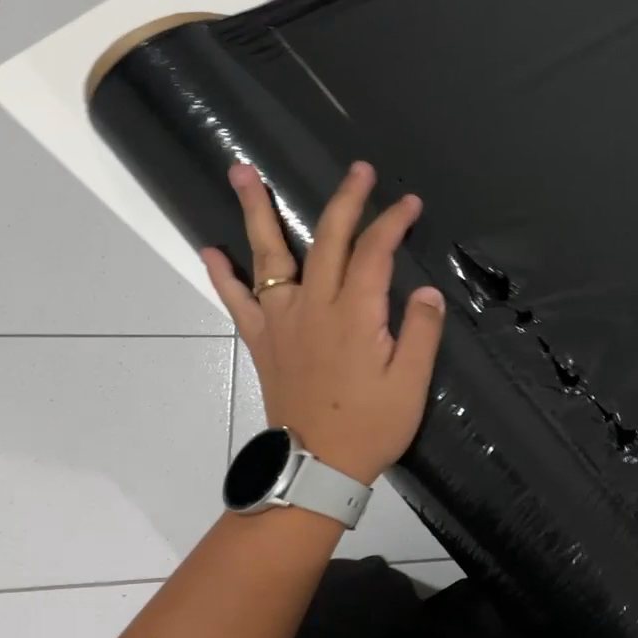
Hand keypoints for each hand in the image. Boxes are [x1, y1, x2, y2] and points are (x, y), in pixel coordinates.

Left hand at [202, 161, 444, 484]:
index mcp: (355, 314)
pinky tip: (211, 250)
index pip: (375, 252)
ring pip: (269, 255)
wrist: (315, 467)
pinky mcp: (263, 340)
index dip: (393, 223)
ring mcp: (282, 320)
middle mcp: (314, 306)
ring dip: (257, 211)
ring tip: (242, 171)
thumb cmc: (371, 426)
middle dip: (345, 200)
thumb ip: (421, 332)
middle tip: (358, 170)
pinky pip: (238, 300)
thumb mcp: (411, 383)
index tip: (410, 204)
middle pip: (328, 238)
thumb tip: (426, 291)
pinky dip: (224, 274)